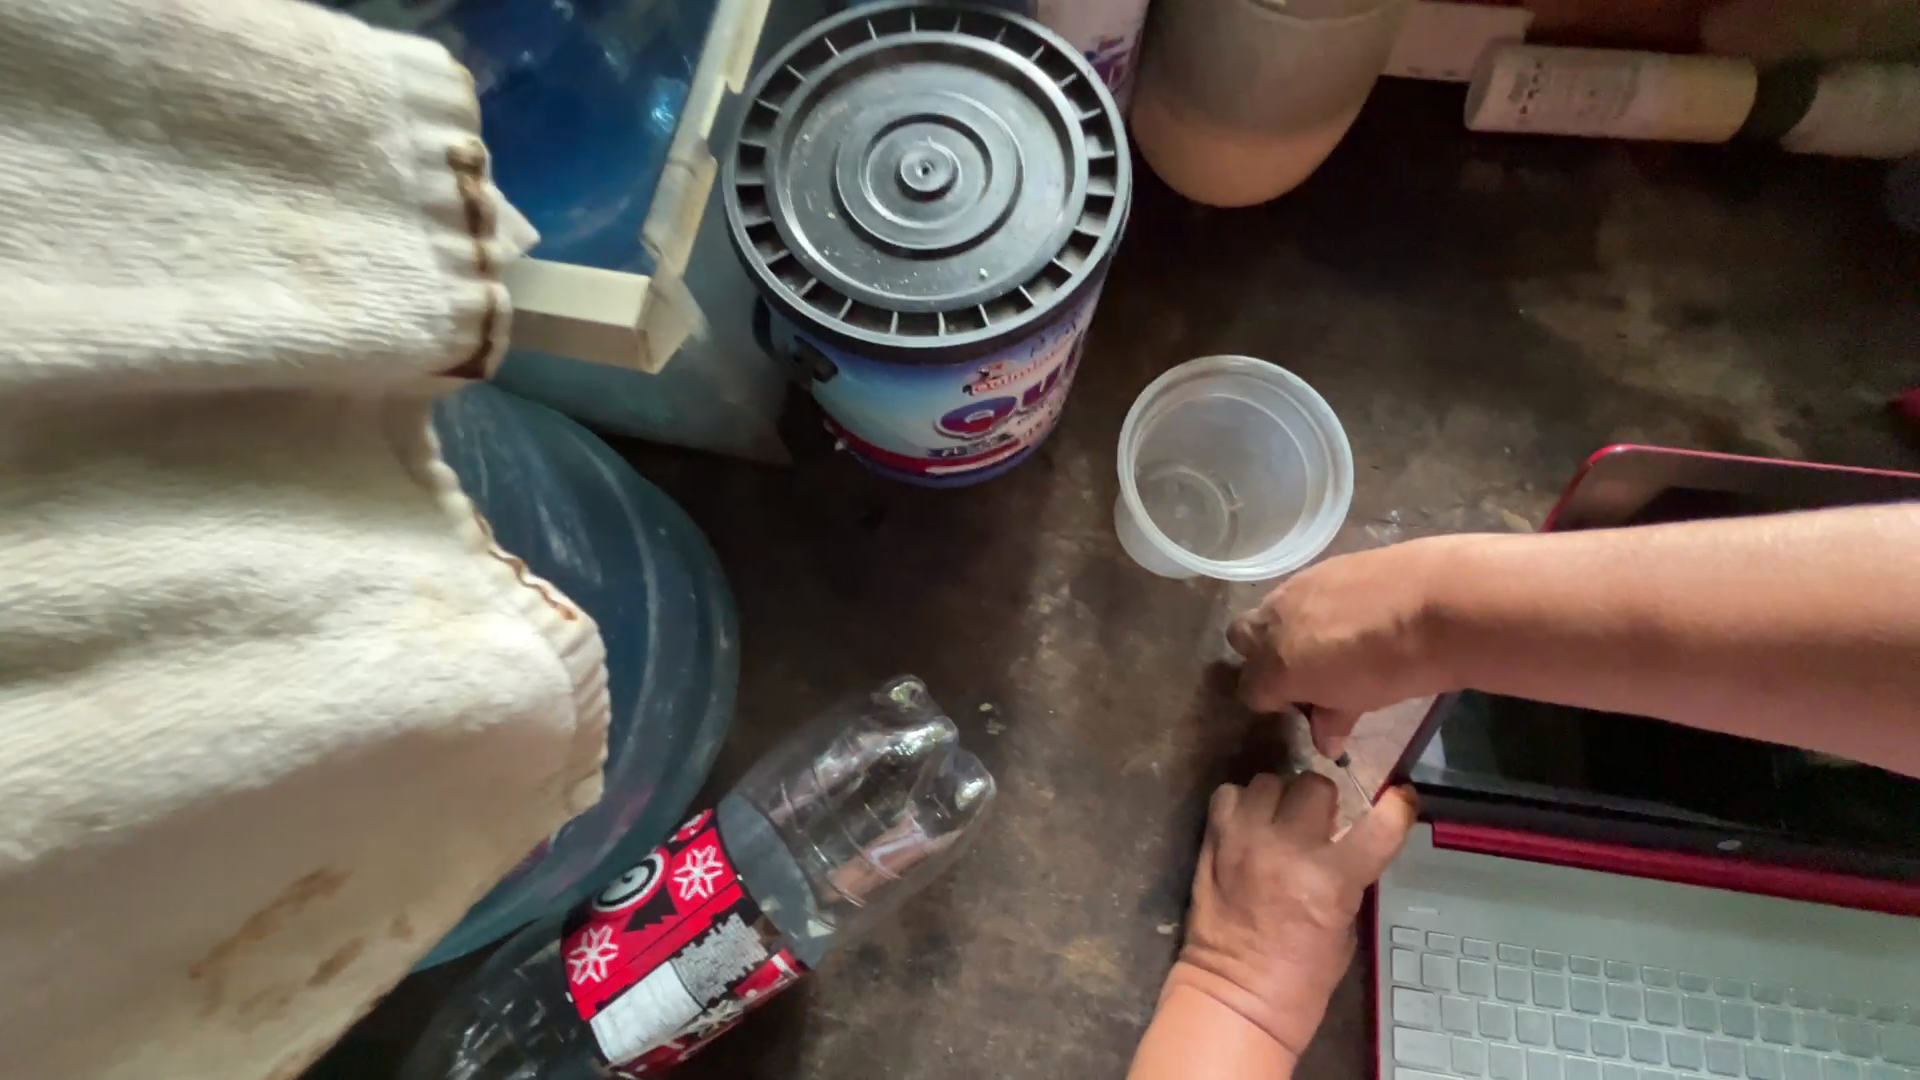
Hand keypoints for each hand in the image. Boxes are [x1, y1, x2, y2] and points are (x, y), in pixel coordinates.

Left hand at [1168, 773, 1416, 1060]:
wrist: (1235, 990)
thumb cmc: (1302, 972)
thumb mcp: (1346, 925)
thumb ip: (1347, 874)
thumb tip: (1348, 835)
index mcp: (1331, 880)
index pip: (1377, 826)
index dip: (1394, 806)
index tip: (1398, 796)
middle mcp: (1287, 848)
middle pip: (1313, 785)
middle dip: (1322, 801)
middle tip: (1318, 822)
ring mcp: (1245, 836)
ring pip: (1269, 781)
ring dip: (1279, 798)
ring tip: (1279, 821)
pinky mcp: (1214, 835)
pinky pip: (1230, 793)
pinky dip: (1242, 803)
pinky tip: (1249, 824)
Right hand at [1227, 537, 1467, 756]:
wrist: (1439, 602)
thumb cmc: (1395, 666)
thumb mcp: (1362, 703)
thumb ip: (1332, 719)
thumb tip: (1326, 741)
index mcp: (1275, 665)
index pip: (1250, 690)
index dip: (1273, 700)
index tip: (1302, 704)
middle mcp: (1271, 623)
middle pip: (1241, 638)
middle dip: (1260, 653)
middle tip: (1302, 666)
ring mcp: (1293, 588)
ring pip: (1271, 609)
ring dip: (1289, 626)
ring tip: (1333, 637)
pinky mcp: (1320, 565)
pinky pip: (1304, 589)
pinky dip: (1317, 604)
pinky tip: (1354, 612)